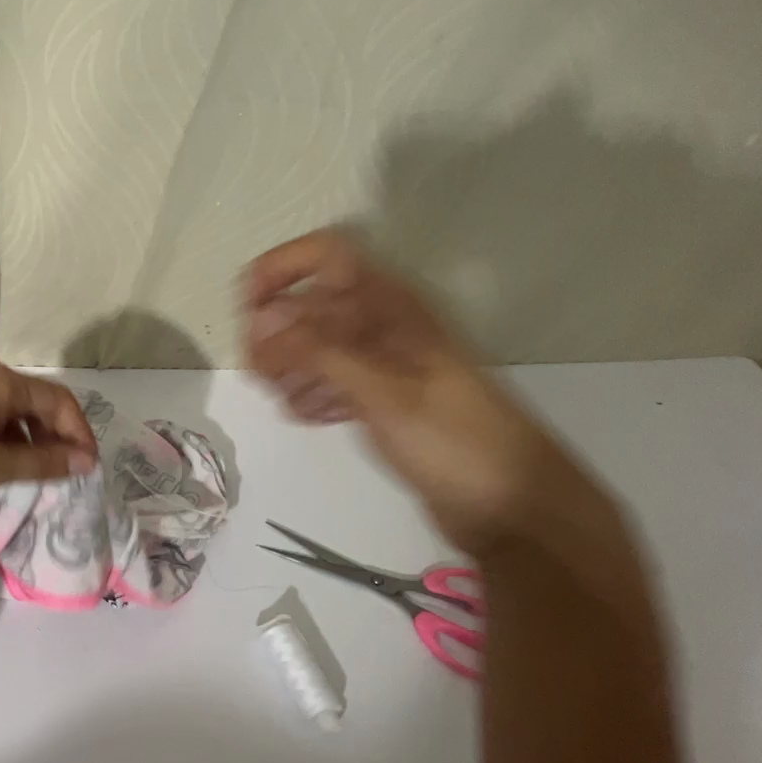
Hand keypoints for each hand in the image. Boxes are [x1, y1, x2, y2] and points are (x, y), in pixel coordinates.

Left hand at [0, 363, 97, 522]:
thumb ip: (44, 462)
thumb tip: (86, 460)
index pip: (58, 399)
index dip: (79, 432)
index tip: (89, 469)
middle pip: (38, 404)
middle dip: (58, 437)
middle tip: (70, 475)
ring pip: (15, 417)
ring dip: (34, 444)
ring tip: (42, 478)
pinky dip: (9, 447)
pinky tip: (10, 472)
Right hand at [241, 229, 613, 552]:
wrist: (514, 506)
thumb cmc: (456, 443)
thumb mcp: (383, 393)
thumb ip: (319, 352)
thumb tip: (261, 317)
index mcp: (391, 308)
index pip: (328, 256)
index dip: (281, 268)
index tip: (247, 309)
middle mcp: (383, 326)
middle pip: (310, 303)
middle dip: (274, 331)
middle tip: (259, 375)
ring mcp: (381, 363)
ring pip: (313, 344)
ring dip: (287, 366)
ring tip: (283, 401)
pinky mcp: (380, 397)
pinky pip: (328, 379)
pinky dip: (309, 393)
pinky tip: (310, 418)